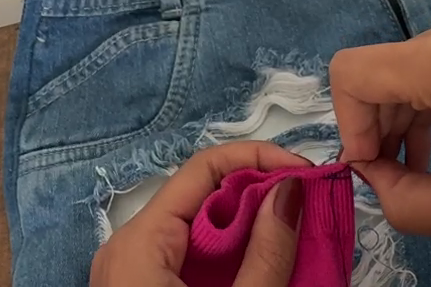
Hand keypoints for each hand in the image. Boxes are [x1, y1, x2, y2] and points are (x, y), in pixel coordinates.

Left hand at [90, 140, 309, 286]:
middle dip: (256, 196)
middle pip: (201, 197)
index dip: (258, 158)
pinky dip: (224, 257)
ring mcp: (127, 272)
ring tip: (290, 236)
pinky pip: (185, 258)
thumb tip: (292, 189)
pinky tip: (256, 266)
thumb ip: (265, 255)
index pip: (203, 168)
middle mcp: (125, 246)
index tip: (303, 172)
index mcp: (138, 241)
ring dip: (244, 229)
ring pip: (196, 229)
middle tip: (305, 208)